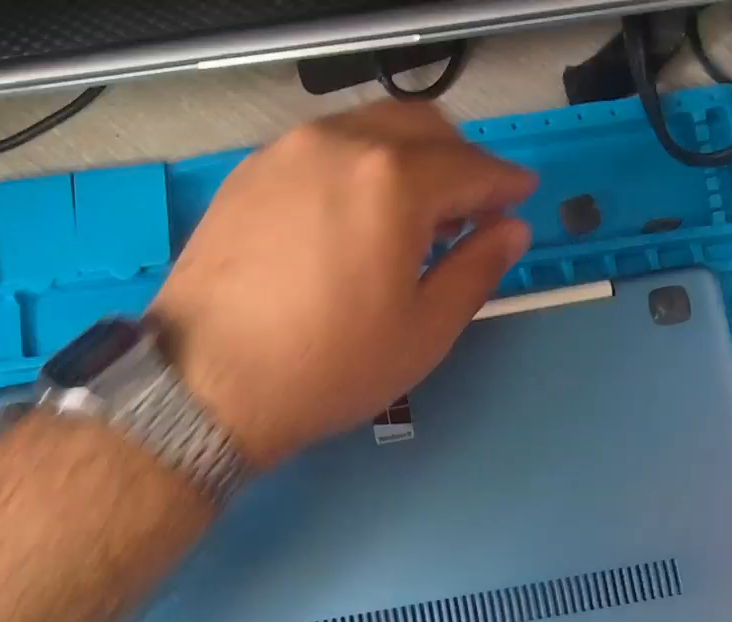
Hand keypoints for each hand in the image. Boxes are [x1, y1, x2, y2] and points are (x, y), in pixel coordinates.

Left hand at [151, 101, 536, 468]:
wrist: (210, 384)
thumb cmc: (330, 367)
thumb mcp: (424, 332)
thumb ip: (476, 270)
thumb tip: (509, 231)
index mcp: (393, 181)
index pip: (469, 167)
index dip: (503, 184)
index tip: (520, 197)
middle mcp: (339, 145)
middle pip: (419, 127)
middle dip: (457, 159)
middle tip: (469, 208)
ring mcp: (285, 153)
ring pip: (364, 130)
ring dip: (404, 159)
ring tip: (410, 216)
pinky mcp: (247, 175)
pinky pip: (319, 152)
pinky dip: (354, 170)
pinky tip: (351, 219)